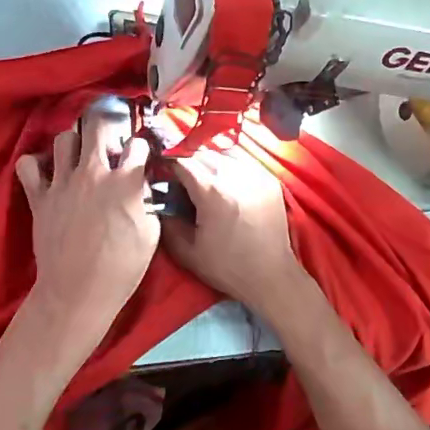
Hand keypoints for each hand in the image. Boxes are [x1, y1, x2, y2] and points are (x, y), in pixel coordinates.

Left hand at [15, 103, 159, 325]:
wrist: (79, 291)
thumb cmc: (122, 266)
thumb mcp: (151, 231)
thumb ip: (148, 198)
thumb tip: (144, 182)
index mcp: (126, 181)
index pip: (138, 143)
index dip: (141, 147)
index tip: (141, 155)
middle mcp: (94, 173)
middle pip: (98, 125)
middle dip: (107, 126)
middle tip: (109, 141)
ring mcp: (63, 183)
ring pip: (64, 138)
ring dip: (74, 142)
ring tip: (80, 156)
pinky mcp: (39, 197)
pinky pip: (28, 166)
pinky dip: (36, 165)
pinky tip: (47, 173)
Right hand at [162, 145, 319, 319]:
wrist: (271, 275)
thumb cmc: (227, 267)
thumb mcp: (187, 251)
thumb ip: (167, 222)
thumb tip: (158, 200)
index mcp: (211, 191)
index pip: (182, 161)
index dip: (167, 164)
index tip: (161, 171)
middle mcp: (234, 175)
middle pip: (203, 154)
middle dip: (188, 162)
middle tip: (181, 180)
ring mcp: (256, 175)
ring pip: (224, 155)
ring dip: (210, 163)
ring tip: (205, 182)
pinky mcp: (270, 180)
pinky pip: (244, 163)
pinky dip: (231, 168)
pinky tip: (228, 185)